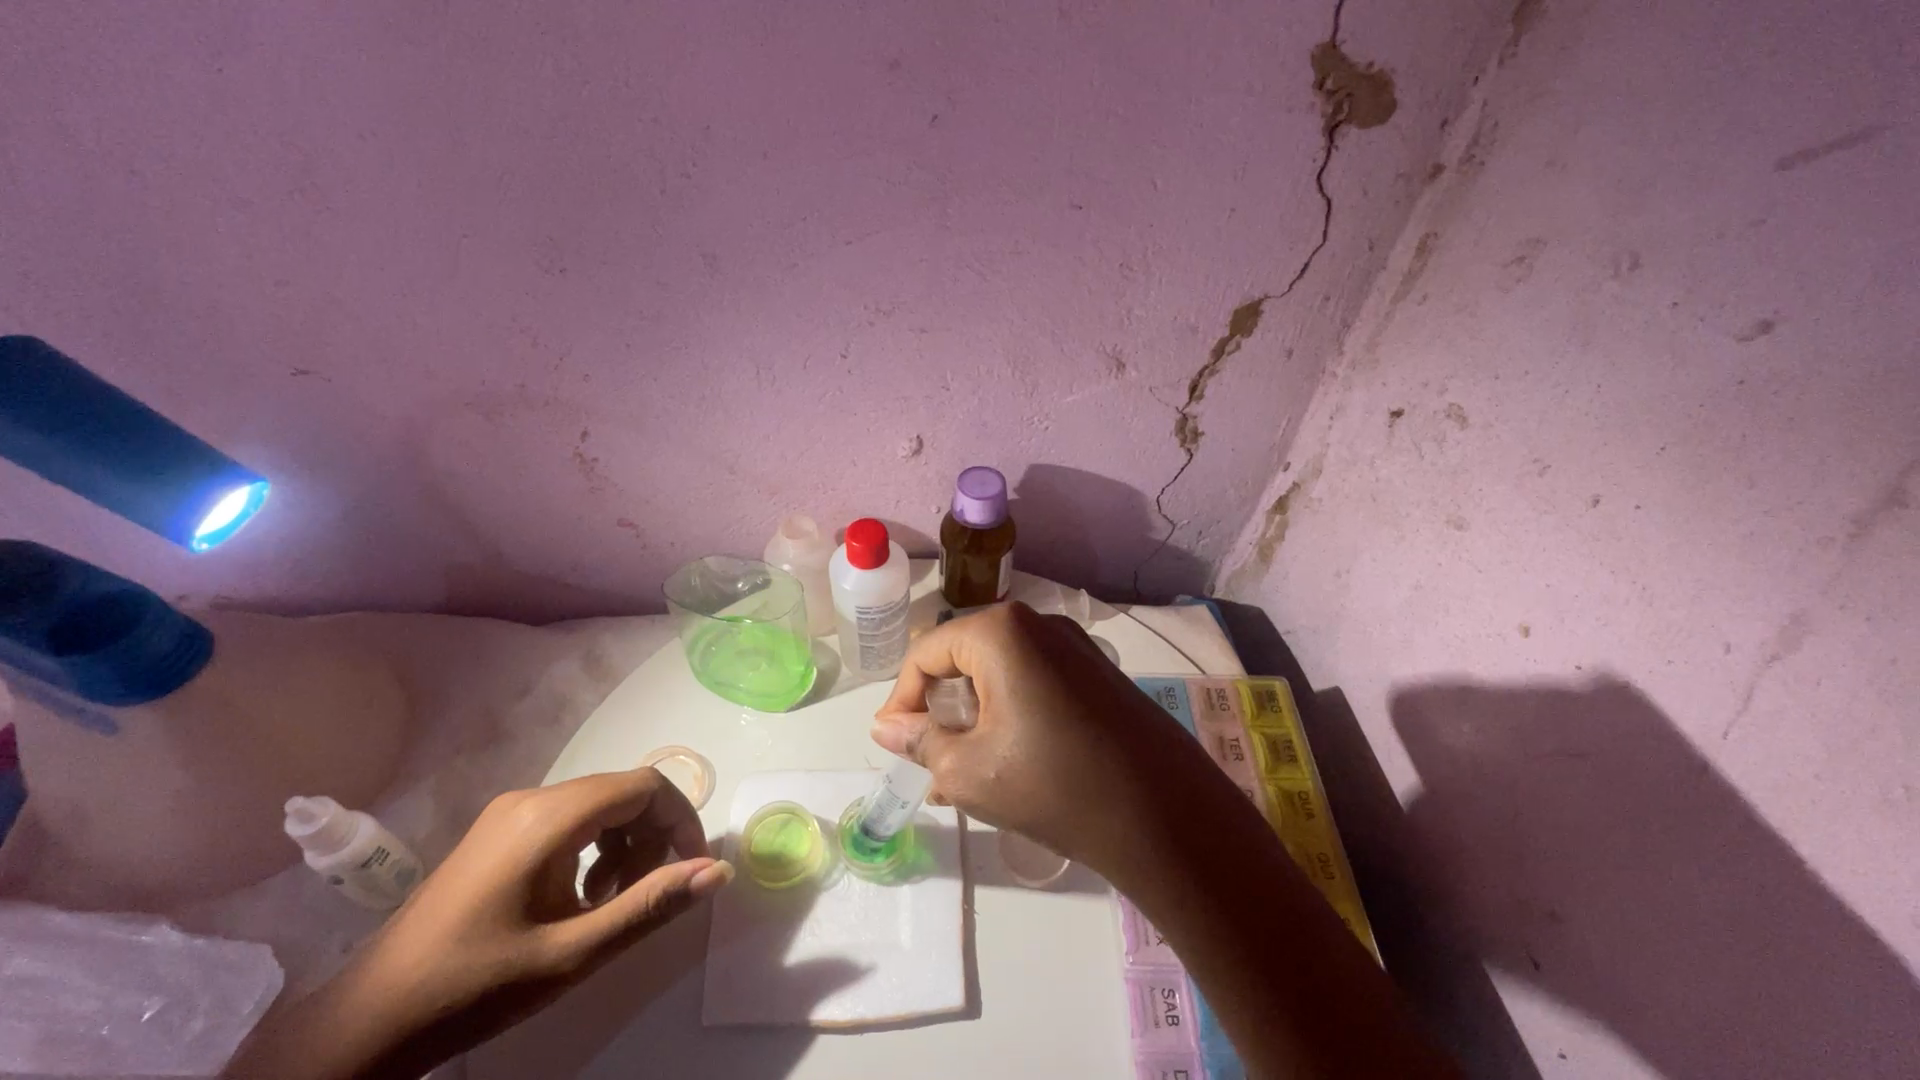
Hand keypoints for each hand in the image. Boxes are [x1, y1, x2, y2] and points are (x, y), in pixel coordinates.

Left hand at [226, 768, 732, 1079]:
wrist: (372, 1019)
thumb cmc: (477, 985)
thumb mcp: (574, 952)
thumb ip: (650, 906)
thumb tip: (717, 870)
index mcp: (550, 817)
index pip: (644, 784)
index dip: (681, 820)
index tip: (689, 871)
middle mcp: (530, 798)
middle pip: (622, 791)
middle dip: (653, 836)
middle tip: (650, 894)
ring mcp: (508, 814)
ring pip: (597, 806)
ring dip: (625, 845)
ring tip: (613, 903)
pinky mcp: (496, 835)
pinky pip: (568, 821)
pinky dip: (594, 849)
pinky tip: (581, 898)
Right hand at [871, 602, 1220, 877]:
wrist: (1162, 814)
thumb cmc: (1051, 784)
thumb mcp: (966, 770)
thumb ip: (919, 740)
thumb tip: (886, 726)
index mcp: (1002, 632)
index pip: (927, 652)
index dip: (902, 699)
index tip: (893, 744)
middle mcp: (1041, 625)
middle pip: (965, 660)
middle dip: (940, 712)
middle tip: (929, 764)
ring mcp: (1077, 650)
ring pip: (1001, 677)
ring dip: (973, 721)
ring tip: (961, 778)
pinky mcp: (1100, 677)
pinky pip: (1035, 686)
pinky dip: (1010, 718)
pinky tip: (1006, 768)